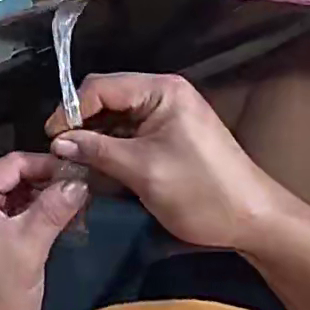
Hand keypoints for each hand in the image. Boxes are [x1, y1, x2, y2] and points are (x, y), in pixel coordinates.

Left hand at [0, 152, 87, 309]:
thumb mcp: (29, 247)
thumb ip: (53, 209)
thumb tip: (81, 181)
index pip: (16, 162)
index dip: (49, 165)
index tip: (83, 173)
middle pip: (16, 174)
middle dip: (49, 181)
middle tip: (85, 189)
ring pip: (17, 192)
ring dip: (46, 198)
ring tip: (79, 204)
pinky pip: (14, 211)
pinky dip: (37, 213)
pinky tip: (62, 220)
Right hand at [46, 74, 286, 249]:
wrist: (256, 222)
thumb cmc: (202, 192)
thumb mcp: (143, 171)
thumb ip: (97, 151)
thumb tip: (57, 142)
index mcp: (161, 90)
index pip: (101, 86)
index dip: (72, 109)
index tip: (53, 138)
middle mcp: (162, 93)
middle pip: (106, 97)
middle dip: (81, 122)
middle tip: (61, 150)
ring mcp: (166, 113)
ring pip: (115, 116)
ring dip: (94, 137)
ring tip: (74, 160)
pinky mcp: (167, 133)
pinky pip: (129, 131)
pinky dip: (111, 146)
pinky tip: (96, 165)